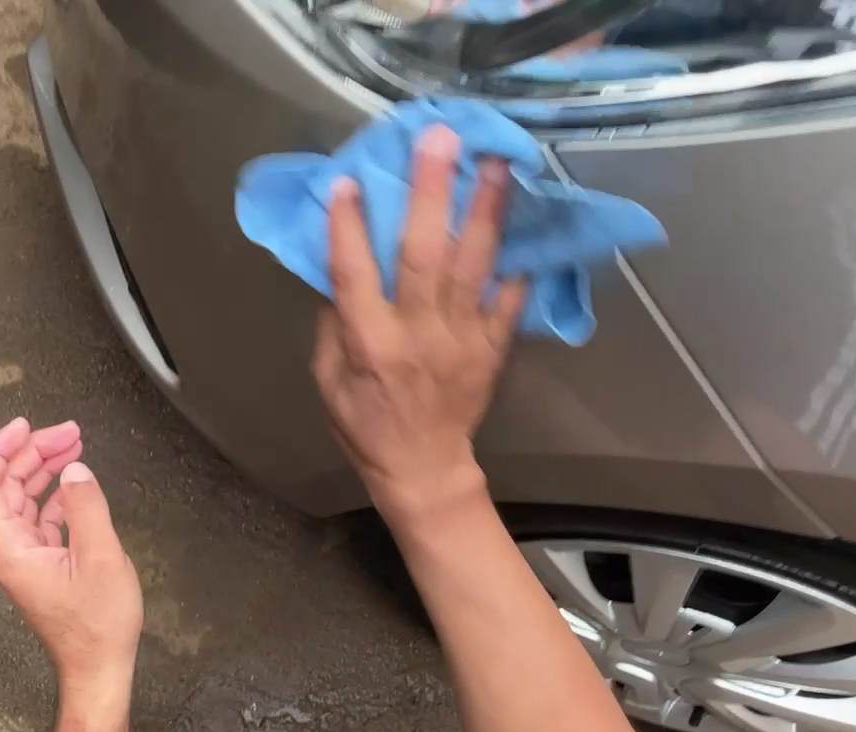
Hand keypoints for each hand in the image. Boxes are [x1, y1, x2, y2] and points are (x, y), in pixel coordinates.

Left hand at [0, 418, 143, 716]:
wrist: (99, 667)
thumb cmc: (98, 625)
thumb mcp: (100, 558)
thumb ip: (86, 507)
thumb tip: (75, 470)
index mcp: (8, 549)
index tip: (25, 426)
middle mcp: (8, 550)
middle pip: (4, 486)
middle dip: (32, 453)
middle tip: (68, 432)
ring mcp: (23, 557)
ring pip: (22, 499)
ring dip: (44, 470)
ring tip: (75, 446)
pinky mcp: (41, 564)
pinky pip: (38, 517)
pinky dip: (54, 494)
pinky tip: (74, 482)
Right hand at [312, 125, 527, 521]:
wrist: (422, 467)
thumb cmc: (365, 427)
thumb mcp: (328, 384)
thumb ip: (333, 329)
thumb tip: (339, 278)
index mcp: (370, 344)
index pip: (354, 274)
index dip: (348, 226)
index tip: (347, 181)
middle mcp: (417, 333)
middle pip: (423, 255)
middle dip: (430, 193)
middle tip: (440, 139)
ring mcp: (461, 338)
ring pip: (473, 266)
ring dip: (485, 210)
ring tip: (497, 161)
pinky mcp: (491, 347)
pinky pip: (508, 299)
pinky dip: (518, 262)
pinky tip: (527, 221)